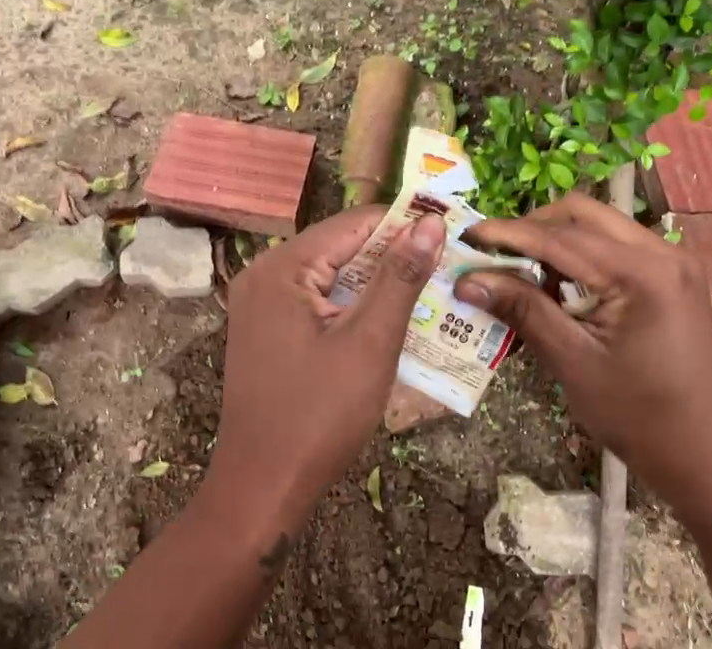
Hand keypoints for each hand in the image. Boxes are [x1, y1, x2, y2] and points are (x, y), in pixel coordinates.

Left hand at [209, 207, 444, 524]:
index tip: (450, 240)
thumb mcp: (370, 343)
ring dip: (376, 284)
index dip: (404, 227)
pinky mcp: (267, 330)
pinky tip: (387, 324)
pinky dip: (352, 306)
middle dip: (392, 257)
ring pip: (332, 274)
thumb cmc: (318, 416)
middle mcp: (264, 274)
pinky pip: (317, 300)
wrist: (261, 488)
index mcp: (282, 267)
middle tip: (445, 273)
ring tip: (427, 297)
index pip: (354, 224)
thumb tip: (431, 222)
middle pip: (341, 247)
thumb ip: (400, 278)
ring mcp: (261, 303)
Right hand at [455, 194, 711, 486]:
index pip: (561, 238)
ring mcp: (673, 262)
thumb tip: (467, 280)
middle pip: (582, 215)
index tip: (466, 235)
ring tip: (519, 270)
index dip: (508, 234)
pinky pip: (617, 247)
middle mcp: (663, 252)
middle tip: (492, 252)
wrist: (705, 456)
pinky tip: (557, 285)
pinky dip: (581, 256)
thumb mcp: (573, 361)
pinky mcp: (673, 277)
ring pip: (599, 226)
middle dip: (532, 228)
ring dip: (556, 240)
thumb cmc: (639, 416)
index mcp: (643, 272)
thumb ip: (523, 310)